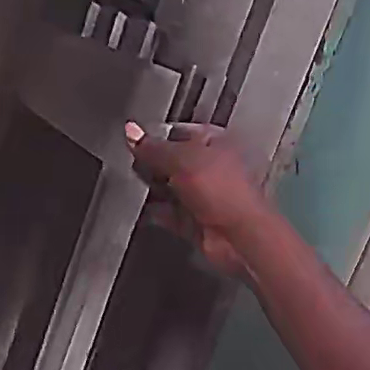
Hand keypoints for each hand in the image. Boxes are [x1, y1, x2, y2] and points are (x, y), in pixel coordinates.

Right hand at [125, 122, 280, 276]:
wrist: (239, 237)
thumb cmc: (221, 190)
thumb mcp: (182, 159)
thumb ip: (153, 147)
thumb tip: (130, 132)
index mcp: (216, 143)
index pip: (180, 132)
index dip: (157, 135)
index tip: (134, 139)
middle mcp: (212, 169)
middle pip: (173, 162)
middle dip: (153, 164)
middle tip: (132, 163)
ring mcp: (205, 197)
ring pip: (171, 189)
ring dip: (153, 189)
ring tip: (132, 185)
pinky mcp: (197, 223)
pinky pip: (171, 215)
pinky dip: (157, 212)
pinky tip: (142, 208)